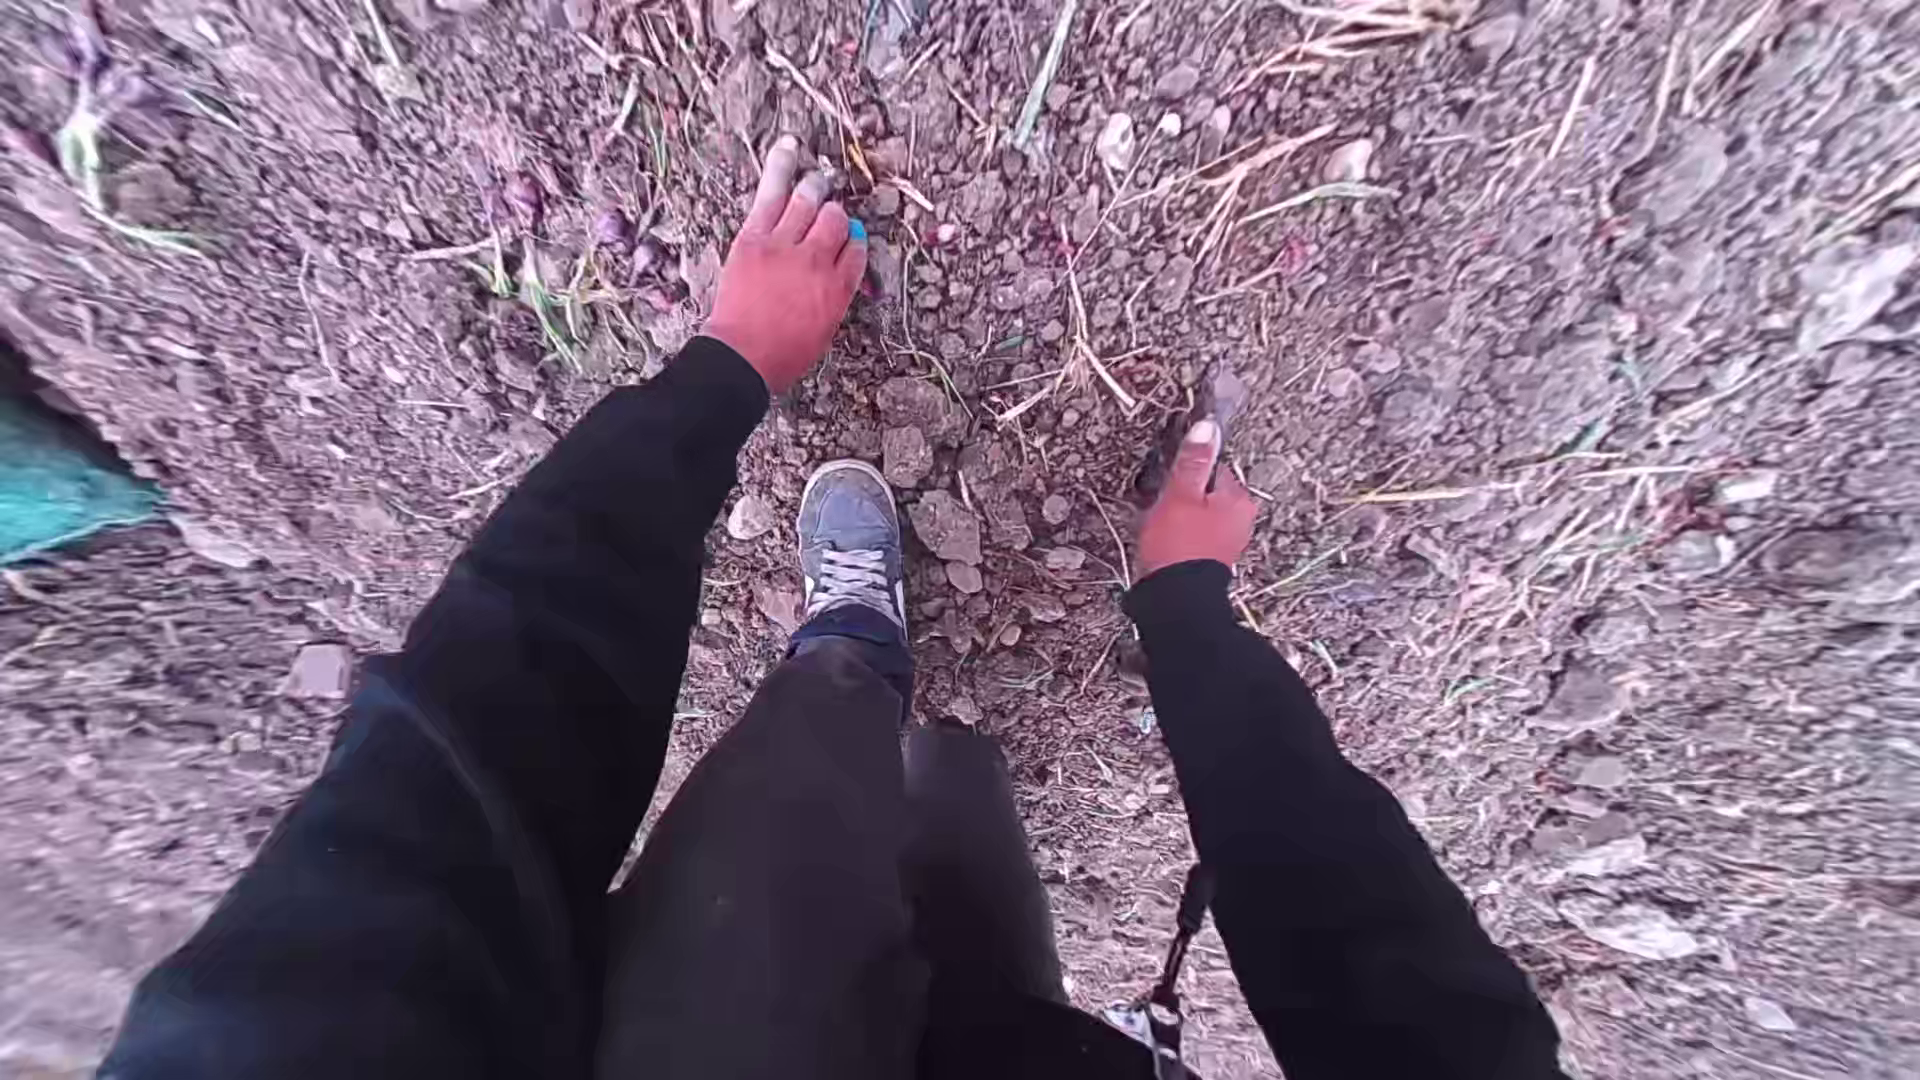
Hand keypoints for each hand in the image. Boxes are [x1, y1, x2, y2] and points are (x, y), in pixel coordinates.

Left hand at [704, 135, 867, 392]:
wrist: (743, 356)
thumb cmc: (782, 355)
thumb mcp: (822, 333)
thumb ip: (833, 299)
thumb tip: (837, 277)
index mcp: (837, 290)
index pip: (856, 251)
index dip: (854, 244)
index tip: (848, 243)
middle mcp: (818, 262)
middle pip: (836, 221)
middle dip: (835, 217)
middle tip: (829, 217)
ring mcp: (786, 245)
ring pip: (809, 200)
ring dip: (816, 187)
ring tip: (818, 179)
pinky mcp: (755, 236)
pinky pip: (772, 193)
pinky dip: (782, 166)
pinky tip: (790, 147)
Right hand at [1137, 419, 1257, 578]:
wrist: (1176, 597)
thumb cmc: (1178, 546)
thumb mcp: (1180, 495)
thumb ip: (1193, 461)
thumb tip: (1207, 427)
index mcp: (1238, 500)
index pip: (1213, 469)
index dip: (1187, 475)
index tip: (1171, 486)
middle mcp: (1241, 519)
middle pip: (1207, 492)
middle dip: (1184, 497)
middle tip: (1164, 510)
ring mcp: (1228, 540)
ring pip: (1200, 514)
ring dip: (1181, 517)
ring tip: (1163, 529)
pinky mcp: (1212, 557)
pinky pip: (1196, 534)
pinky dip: (1182, 535)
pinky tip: (1166, 543)